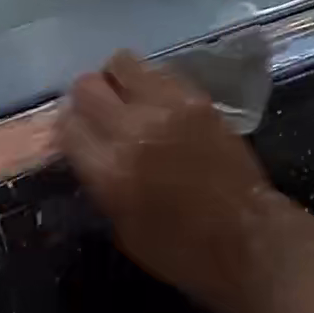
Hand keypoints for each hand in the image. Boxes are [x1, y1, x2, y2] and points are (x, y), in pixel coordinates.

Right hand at [59, 51, 278, 312]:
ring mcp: (167, 106)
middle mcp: (132, 129)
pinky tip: (159, 103)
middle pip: (86, 85)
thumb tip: (85, 145)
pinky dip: (150, 82)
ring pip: (121, 63)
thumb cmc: (180, 250)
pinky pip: (159, 71)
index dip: (68, 128)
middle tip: (98, 112)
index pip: (67, 124)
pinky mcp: (195, 97)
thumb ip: (98, 178)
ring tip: (128, 98)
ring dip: (117, 79)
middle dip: (86, 98)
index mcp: (109, 170)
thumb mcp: (122, 227)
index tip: (77, 133)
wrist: (247, 239)